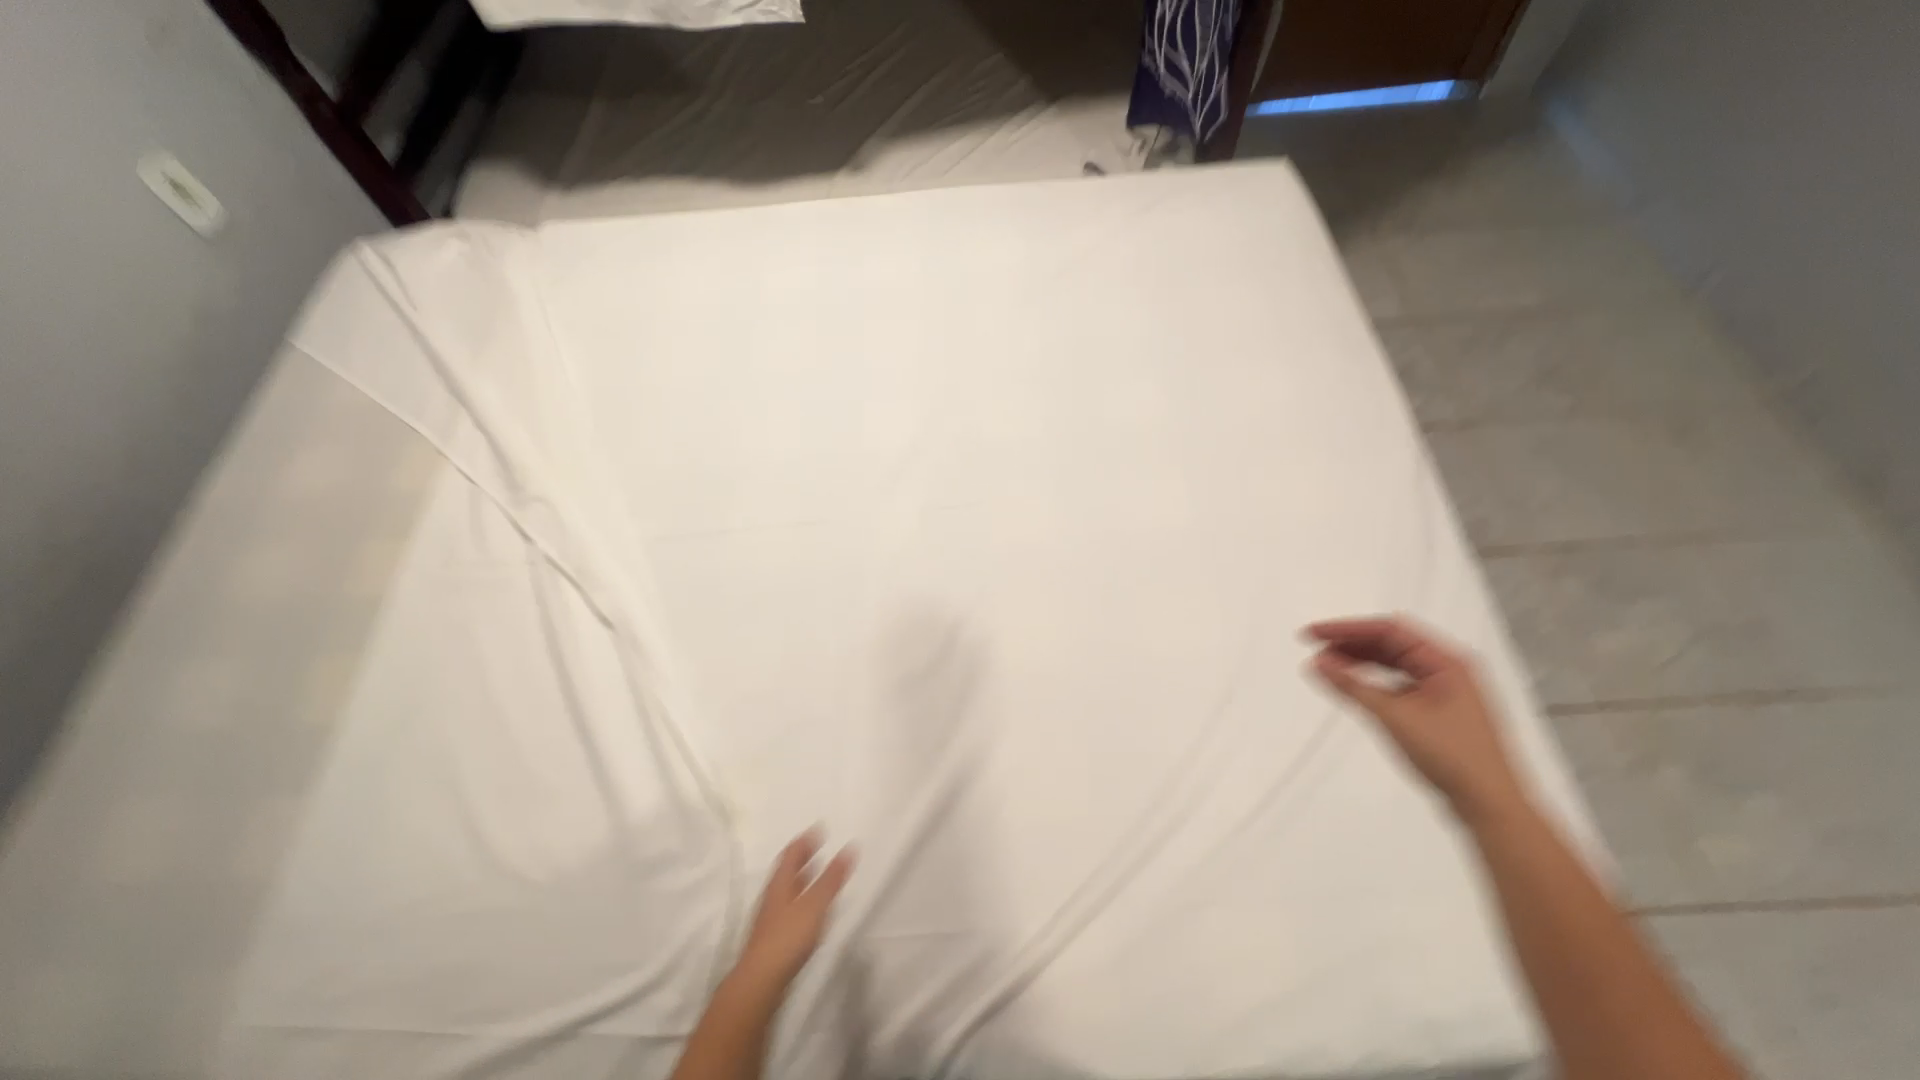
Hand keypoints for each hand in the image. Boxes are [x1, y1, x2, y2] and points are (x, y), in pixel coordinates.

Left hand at [731, 829, 854, 994]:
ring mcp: (772, 918)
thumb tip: (849, 848)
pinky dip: (802, 897)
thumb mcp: (815, 905)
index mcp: (780, 884)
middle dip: (802, 857)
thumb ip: (832, 879)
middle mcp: (773, 897)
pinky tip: (811, 909)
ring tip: (817, 872)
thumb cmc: (788, 937)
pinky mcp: (774, 937)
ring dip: (802, 877)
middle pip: (787, 871)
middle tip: (817, 845)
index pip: (791, 854)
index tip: (819, 828)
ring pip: (788, 889)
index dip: (805, 840)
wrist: (761, 980)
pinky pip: (790, 907)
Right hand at [1306, 616, 1528, 820]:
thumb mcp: (1395, 717)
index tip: (1311, 635)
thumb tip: (1317, 662)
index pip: (1389, 630)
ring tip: (1328, 670)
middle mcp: (1449, 670)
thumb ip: (1353, 686)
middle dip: (1351, 646)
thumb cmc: (1449, 755)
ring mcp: (1446, 692)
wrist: (1490, 805)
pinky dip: (1374, 684)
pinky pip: (1400, 686)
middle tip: (1315, 654)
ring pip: (1395, 666)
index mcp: (1447, 661)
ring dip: (1361, 664)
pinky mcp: (1440, 713)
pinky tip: (1355, 691)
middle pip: (1392, 645)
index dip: (1346, 628)